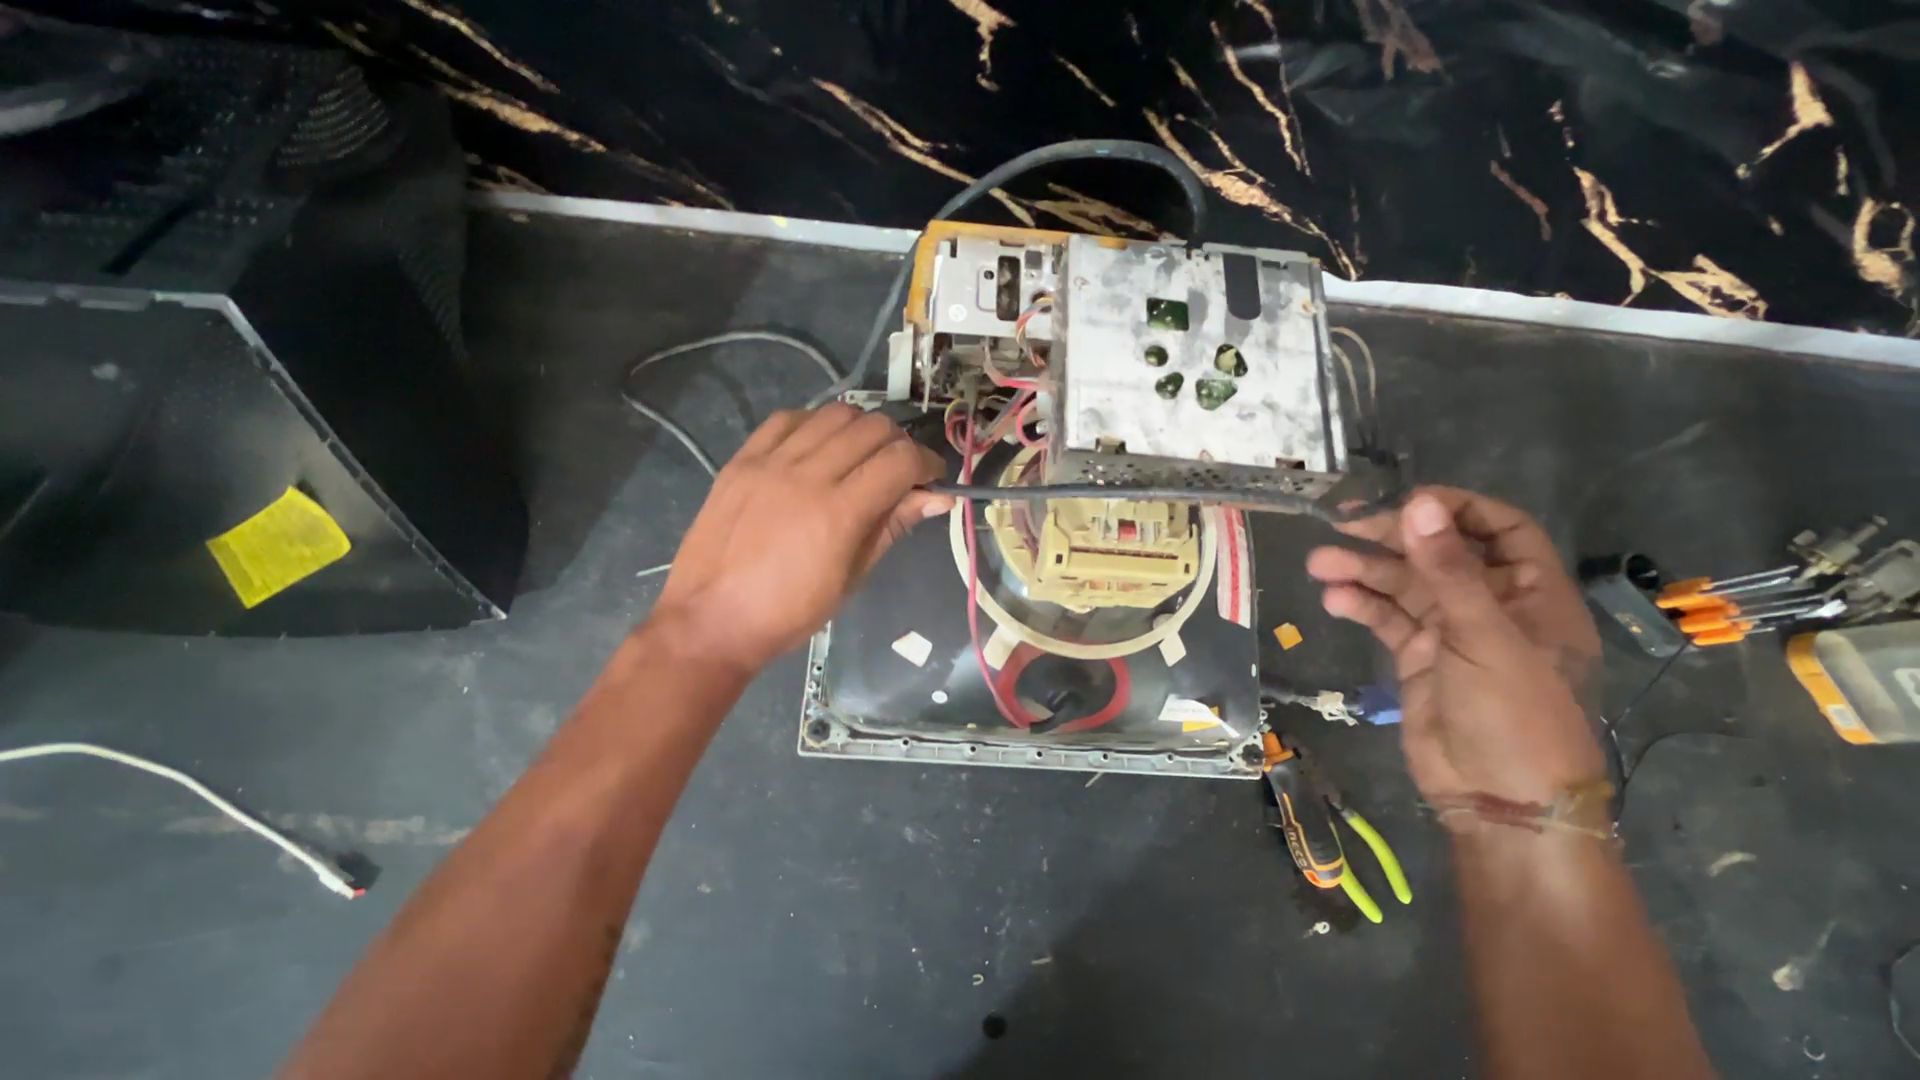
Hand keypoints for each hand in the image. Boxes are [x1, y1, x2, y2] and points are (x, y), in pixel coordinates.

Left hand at [652, 405, 951, 672]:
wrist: (710, 619)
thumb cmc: (789, 613)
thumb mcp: (851, 578)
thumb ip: (892, 527)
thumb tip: (938, 498)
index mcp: (838, 513)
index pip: (900, 461)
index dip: (927, 464)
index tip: (932, 479)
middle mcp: (806, 475)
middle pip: (872, 428)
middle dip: (899, 444)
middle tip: (899, 470)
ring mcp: (770, 462)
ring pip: (833, 415)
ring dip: (860, 429)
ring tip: (859, 456)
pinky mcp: (742, 459)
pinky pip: (787, 419)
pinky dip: (814, 425)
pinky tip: (818, 447)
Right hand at [1306, 488, 1603, 806]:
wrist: (1500, 799)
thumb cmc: (1514, 713)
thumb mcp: (1484, 635)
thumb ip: (1448, 569)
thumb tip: (1419, 503)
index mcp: (1533, 593)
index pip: (1500, 529)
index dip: (1456, 510)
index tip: (1406, 501)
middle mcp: (1494, 606)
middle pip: (1439, 555)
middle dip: (1392, 540)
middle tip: (1343, 527)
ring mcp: (1454, 634)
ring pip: (1406, 587)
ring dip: (1365, 572)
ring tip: (1319, 564)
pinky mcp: (1421, 660)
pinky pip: (1389, 621)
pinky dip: (1362, 607)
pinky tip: (1333, 600)